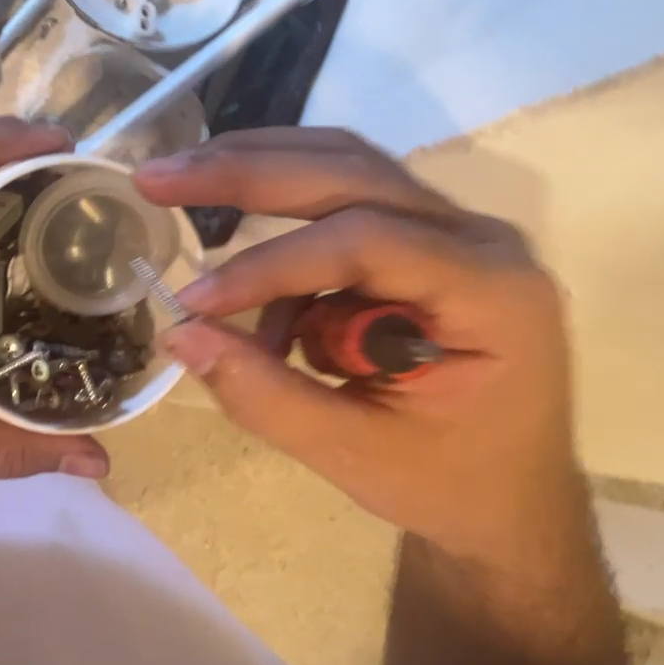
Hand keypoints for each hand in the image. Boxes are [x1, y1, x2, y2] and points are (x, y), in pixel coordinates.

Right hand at [134, 128, 584, 566]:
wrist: (507, 498)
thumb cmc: (445, 483)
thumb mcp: (350, 451)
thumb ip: (262, 393)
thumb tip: (177, 333)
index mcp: (490, 294)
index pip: (364, 241)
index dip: (269, 266)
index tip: (194, 304)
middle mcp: (477, 240)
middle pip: (349, 172)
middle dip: (244, 172)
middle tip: (156, 178)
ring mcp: (449, 232)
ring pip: (340, 166)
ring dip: (253, 169)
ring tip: (178, 179)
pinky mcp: (415, 240)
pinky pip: (334, 206)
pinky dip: (274, 232)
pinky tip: (244, 291)